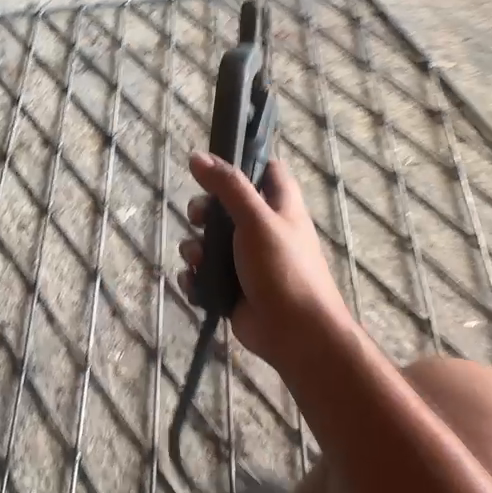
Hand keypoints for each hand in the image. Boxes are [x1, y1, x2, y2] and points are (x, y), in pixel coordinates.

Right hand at [175, 153, 351, 368]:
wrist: (298, 337)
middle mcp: (263, 231)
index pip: (267, 171)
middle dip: (203, 211)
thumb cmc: (284, 270)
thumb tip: (197, 155)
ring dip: (194, 248)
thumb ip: (228, 186)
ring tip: (197, 260)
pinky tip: (195, 282)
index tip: (216, 163)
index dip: (245, 162)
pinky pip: (202, 275)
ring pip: (208, 242)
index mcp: (280, 209)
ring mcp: (246, 262)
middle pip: (224, 207)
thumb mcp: (256, 219)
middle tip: (198, 217)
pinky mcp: (231, 288)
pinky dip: (194, 277)